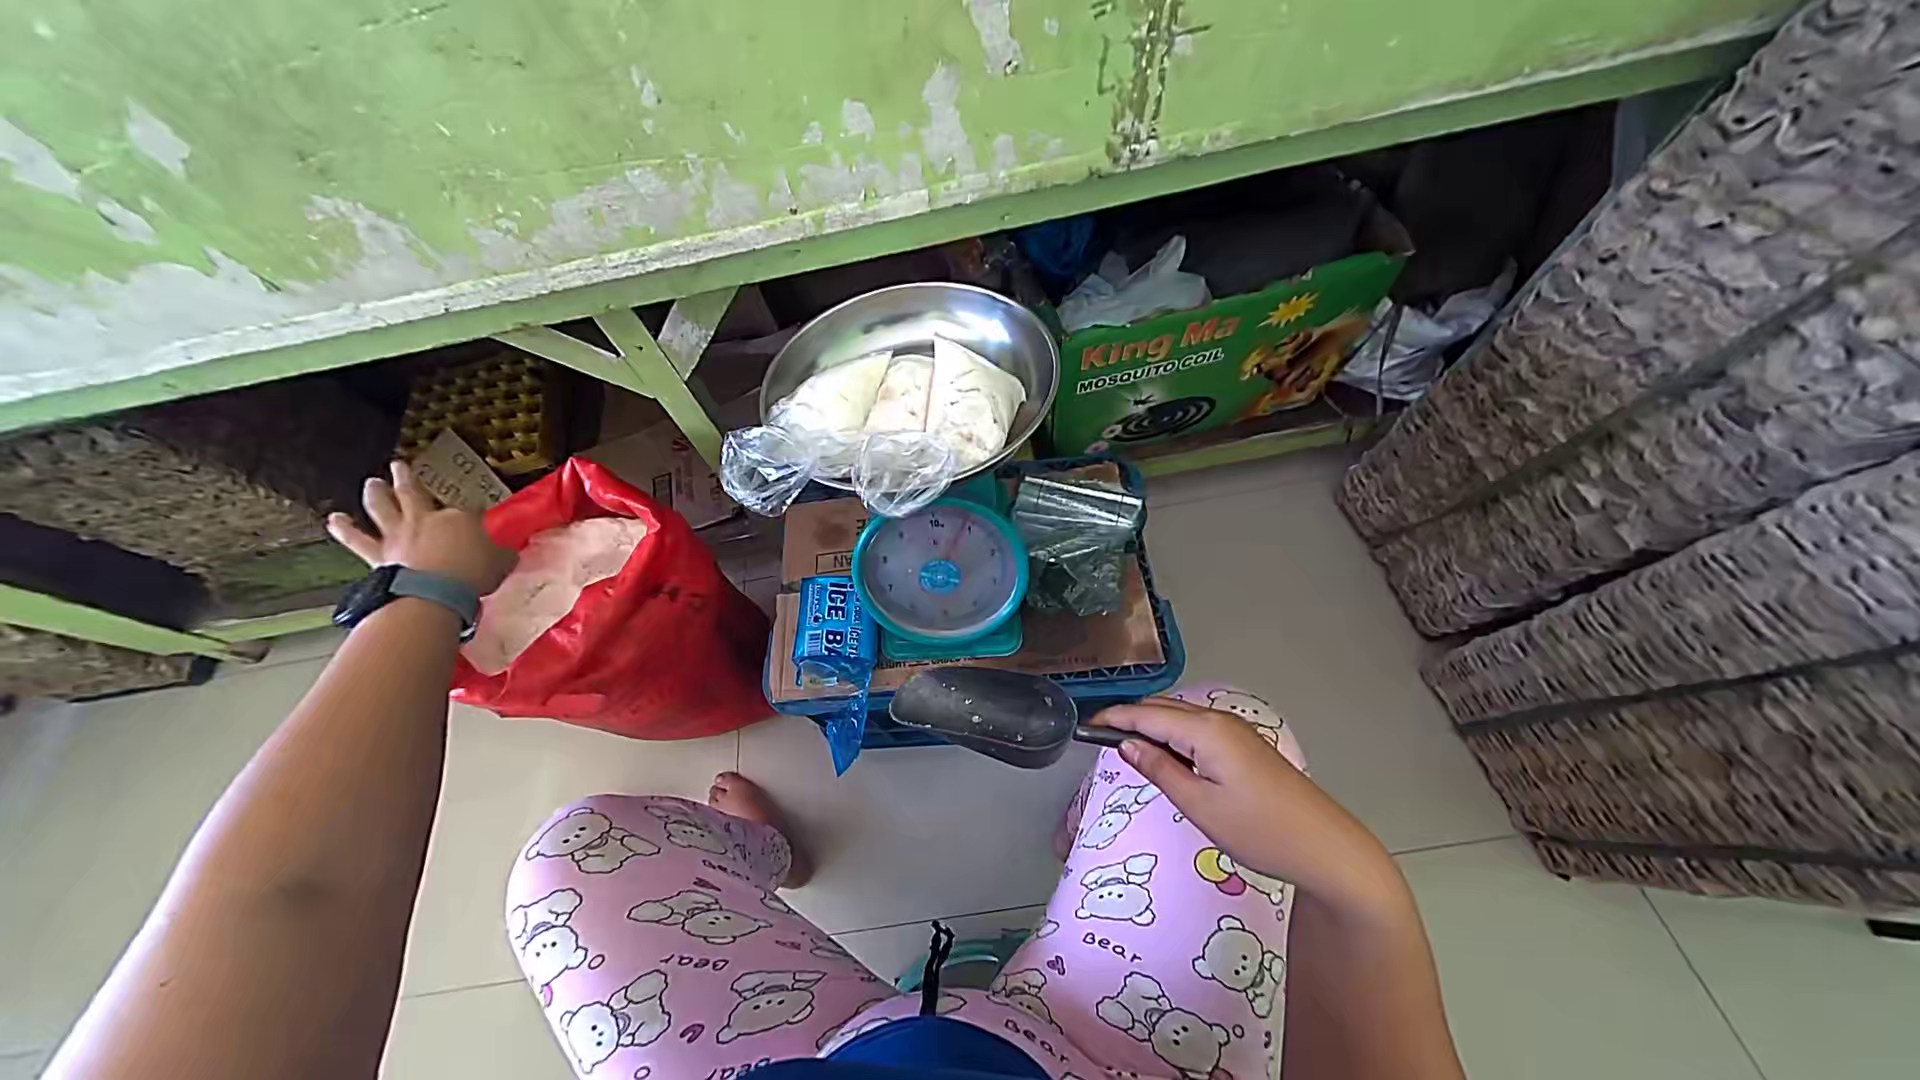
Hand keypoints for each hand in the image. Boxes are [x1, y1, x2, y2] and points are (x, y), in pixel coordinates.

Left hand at [326, 461, 515, 595]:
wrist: (435, 594)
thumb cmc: (472, 576)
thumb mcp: (501, 564)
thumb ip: (502, 556)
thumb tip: (509, 555)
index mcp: (460, 519)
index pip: (469, 509)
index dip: (474, 510)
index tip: (478, 512)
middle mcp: (425, 519)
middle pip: (414, 493)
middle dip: (407, 478)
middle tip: (399, 465)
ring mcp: (399, 535)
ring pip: (382, 507)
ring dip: (375, 493)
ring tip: (372, 482)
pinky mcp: (378, 554)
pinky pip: (358, 539)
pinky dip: (345, 528)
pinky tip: (335, 519)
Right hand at [1091, 696, 1408, 916]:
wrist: (1328, 849)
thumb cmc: (1260, 831)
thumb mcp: (1199, 805)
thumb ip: (1158, 769)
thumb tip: (1126, 744)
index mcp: (1206, 730)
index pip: (1146, 714)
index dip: (1113, 717)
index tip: (1085, 726)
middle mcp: (1220, 720)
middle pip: (1162, 709)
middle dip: (1129, 719)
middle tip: (1100, 740)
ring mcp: (1236, 730)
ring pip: (1180, 718)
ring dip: (1151, 727)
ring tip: (1125, 749)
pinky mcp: (1245, 745)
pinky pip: (1197, 729)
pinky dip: (1173, 736)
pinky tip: (1166, 757)